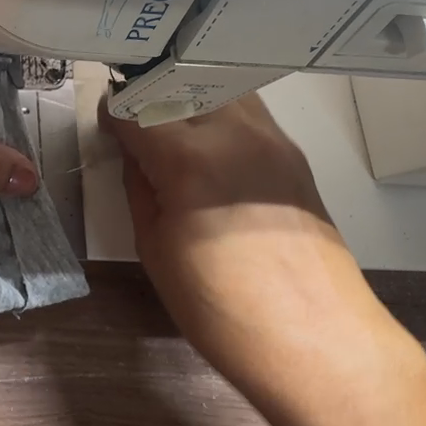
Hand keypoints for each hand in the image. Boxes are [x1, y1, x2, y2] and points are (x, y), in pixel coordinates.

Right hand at [99, 95, 419, 403]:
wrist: (317, 342)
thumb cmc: (220, 307)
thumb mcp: (154, 248)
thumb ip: (140, 187)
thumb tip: (135, 155)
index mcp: (188, 160)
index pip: (136, 108)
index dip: (114, 113)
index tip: (107, 127)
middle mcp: (233, 134)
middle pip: (180, 83)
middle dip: (150, 94)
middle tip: (135, 125)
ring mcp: (272, 140)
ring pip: (219, 88)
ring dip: (189, 97)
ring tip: (173, 130)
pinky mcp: (295, 155)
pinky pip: (248, 113)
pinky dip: (220, 115)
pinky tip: (210, 149)